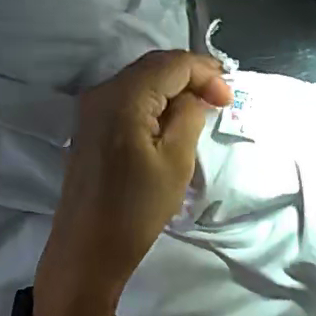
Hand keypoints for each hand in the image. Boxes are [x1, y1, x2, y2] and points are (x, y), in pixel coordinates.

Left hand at [34, 50, 233, 315]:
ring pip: (141, 79)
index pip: (172, 65)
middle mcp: (102, 93)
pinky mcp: (89, 126)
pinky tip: (173, 116)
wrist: (86, 251)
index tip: (228, 98)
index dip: (205, 74)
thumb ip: (189, 116)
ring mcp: (91, 109)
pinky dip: (155, 99)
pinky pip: (128, 97)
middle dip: (191, 75)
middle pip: (154, 66)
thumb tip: (193, 97)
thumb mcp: (176, 162)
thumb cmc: (135, 209)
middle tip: (221, 95)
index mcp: (123, 98)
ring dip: (173, 86)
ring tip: (203, 103)